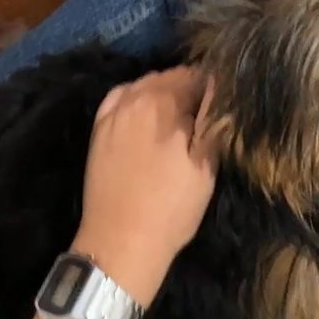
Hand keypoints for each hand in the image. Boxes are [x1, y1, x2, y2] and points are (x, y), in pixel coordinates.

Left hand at [69, 67, 217, 302]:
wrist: (120, 242)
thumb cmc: (171, 207)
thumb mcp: (206, 166)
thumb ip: (213, 120)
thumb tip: (219, 87)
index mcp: (165, 102)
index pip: (196, 76)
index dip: (213, 88)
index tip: (220, 106)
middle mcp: (137, 97)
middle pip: (169, 77)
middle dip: (187, 88)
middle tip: (201, 115)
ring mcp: (114, 112)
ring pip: (145, 84)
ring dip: (163, 92)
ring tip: (175, 118)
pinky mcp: (99, 128)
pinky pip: (120, 97)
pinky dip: (135, 97)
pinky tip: (144, 113)